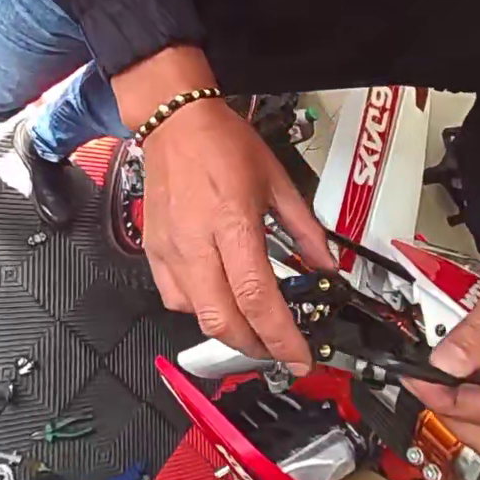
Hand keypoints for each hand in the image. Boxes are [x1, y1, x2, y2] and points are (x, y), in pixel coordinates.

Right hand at [115, 48, 337, 369]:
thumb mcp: (277, 181)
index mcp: (233, 222)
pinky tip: (217, 301)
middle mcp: (198, 242)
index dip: (281, 336)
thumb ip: (305, 229)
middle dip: (255, 347)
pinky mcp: (155, 252)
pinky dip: (200, 312)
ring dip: (229, 332)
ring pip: (197, 316)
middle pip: (223, 320)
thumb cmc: (222, 144)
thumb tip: (325, 263)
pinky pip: (175, 299)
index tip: (298, 356)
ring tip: (252, 329)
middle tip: (277, 350)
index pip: (258, 297)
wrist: (175, 124)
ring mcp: (171, 250)